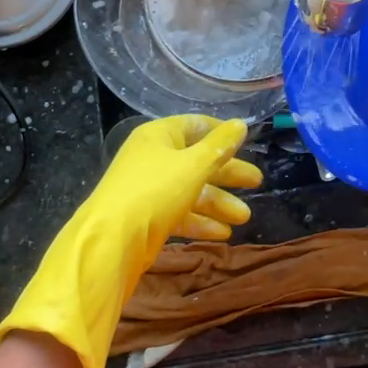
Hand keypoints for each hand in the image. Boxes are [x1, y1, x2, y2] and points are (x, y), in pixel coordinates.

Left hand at [0, 115, 260, 367]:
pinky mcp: (147, 218)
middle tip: (257, 182)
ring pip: (190, 190)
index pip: (195, 125)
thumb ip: (220, 147)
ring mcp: (148, 189)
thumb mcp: (193, 166)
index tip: (247, 141)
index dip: (221, 132)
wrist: (110, 242)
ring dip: (218, 203)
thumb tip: (241, 125)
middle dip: (227, 173)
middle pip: (196, 160)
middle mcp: (152, 158)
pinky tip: (222, 234)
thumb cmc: (154, 193)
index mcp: (158, 136)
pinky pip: (180, 213)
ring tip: (245, 218)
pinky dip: (200, 221)